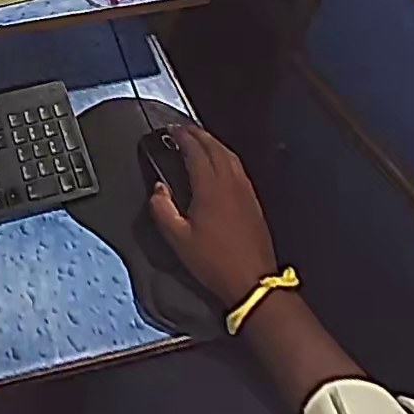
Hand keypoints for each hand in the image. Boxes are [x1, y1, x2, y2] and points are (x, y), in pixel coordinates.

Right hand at [147, 123, 277, 306]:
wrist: (254, 285)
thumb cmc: (213, 261)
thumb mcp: (177, 238)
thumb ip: (161, 208)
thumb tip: (159, 188)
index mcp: (210, 188)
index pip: (196, 152)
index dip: (182, 137)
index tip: (170, 130)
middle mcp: (230, 184)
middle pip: (215, 148)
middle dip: (197, 134)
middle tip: (182, 128)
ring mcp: (245, 192)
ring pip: (230, 156)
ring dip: (213, 142)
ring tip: (199, 138)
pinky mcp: (254, 202)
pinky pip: (238, 168)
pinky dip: (225, 155)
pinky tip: (219, 161)